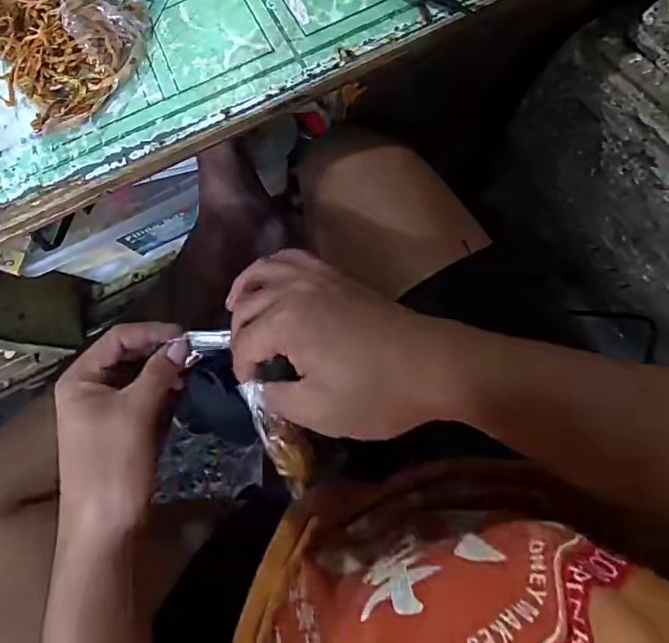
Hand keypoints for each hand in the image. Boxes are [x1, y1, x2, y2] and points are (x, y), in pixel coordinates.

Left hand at [53, 322, 188, 535]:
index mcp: (80, 379)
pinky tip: (181, 392)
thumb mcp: (137, 412)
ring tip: (190, 371)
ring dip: (162, 371)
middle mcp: (87, 389)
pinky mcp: (117, 429)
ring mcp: (101, 410)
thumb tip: (183, 343)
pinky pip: (140, 398)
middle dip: (159, 352)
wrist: (103, 533)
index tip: (185, 336)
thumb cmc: (112, 466)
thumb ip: (159, 371)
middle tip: (192, 353)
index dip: (151, 332)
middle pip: (127, 355)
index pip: (117, 338)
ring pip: (136, 376)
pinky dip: (160, 392)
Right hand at [227, 249, 474, 439]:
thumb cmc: (376, 392)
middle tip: (246, 360)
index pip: (244, 343)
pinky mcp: (335, 274)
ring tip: (236, 305)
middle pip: (248, 304)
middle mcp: (293, 289)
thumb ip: (278, 399)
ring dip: (245, 287)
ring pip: (264, 270)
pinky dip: (274, 265)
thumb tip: (261, 388)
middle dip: (239, 333)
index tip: (252, 390)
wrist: (432, 363)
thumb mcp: (321, 412)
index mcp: (285, 321)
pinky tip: (273, 280)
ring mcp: (316, 275)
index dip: (242, 369)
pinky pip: (293, 257)